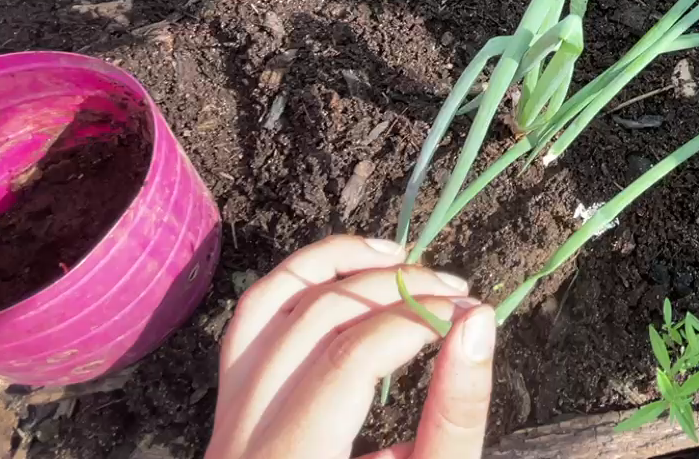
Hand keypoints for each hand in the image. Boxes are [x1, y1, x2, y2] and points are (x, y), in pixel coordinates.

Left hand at [207, 235, 495, 458]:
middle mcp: (234, 450)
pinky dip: (306, 276)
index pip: (350, 359)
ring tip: (408, 259)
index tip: (472, 311)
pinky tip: (358, 265)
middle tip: (457, 293)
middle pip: (314, 320)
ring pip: (271, 304)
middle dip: (395, 290)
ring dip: (343, 265)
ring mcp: (220, 428)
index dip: (417, 319)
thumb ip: (456, 413)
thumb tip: (477, 318)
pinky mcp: (228, 412)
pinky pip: (253, 320)